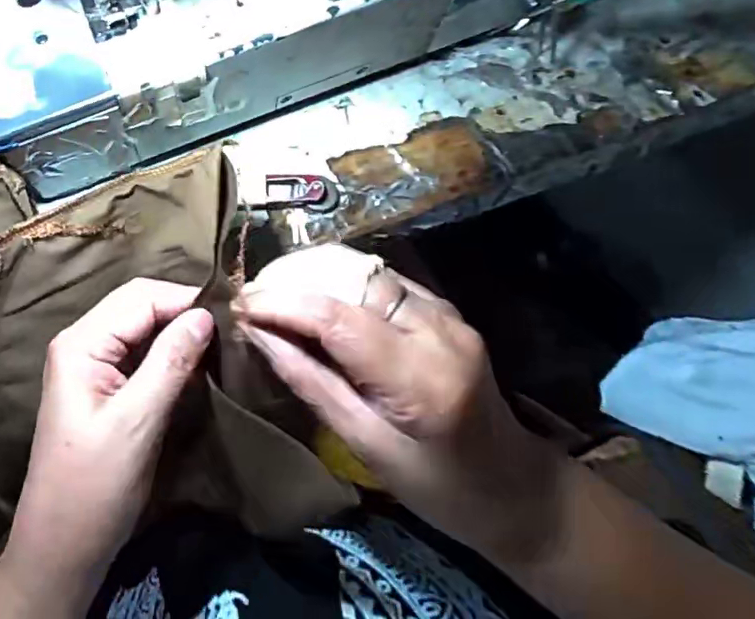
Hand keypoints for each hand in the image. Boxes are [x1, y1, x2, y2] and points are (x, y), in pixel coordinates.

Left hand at [2, 279, 215, 602]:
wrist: (60, 551)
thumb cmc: (93, 488)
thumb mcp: (137, 423)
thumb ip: (170, 363)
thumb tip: (205, 315)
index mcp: (81, 343)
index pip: (139, 298)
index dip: (184, 299)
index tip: (231, 314)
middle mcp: (82, 341)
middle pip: (139, 305)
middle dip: (183, 310)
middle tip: (230, 326)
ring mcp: (91, 363)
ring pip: (142, 326)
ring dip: (179, 329)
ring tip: (221, 340)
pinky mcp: (103, 384)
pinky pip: (140, 351)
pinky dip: (169, 351)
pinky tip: (197, 361)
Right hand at [236, 262, 562, 563]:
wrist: (514, 485)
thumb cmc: (437, 486)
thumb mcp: (365, 444)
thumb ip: (310, 381)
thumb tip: (257, 333)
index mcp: (420, 378)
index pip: (338, 319)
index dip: (283, 304)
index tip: (240, 304)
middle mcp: (436, 329)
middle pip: (350, 277)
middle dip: (293, 278)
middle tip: (251, 295)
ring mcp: (443, 311)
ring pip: (362, 267)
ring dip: (312, 272)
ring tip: (272, 291)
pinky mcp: (441, 305)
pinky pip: (378, 278)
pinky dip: (337, 279)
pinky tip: (312, 294)